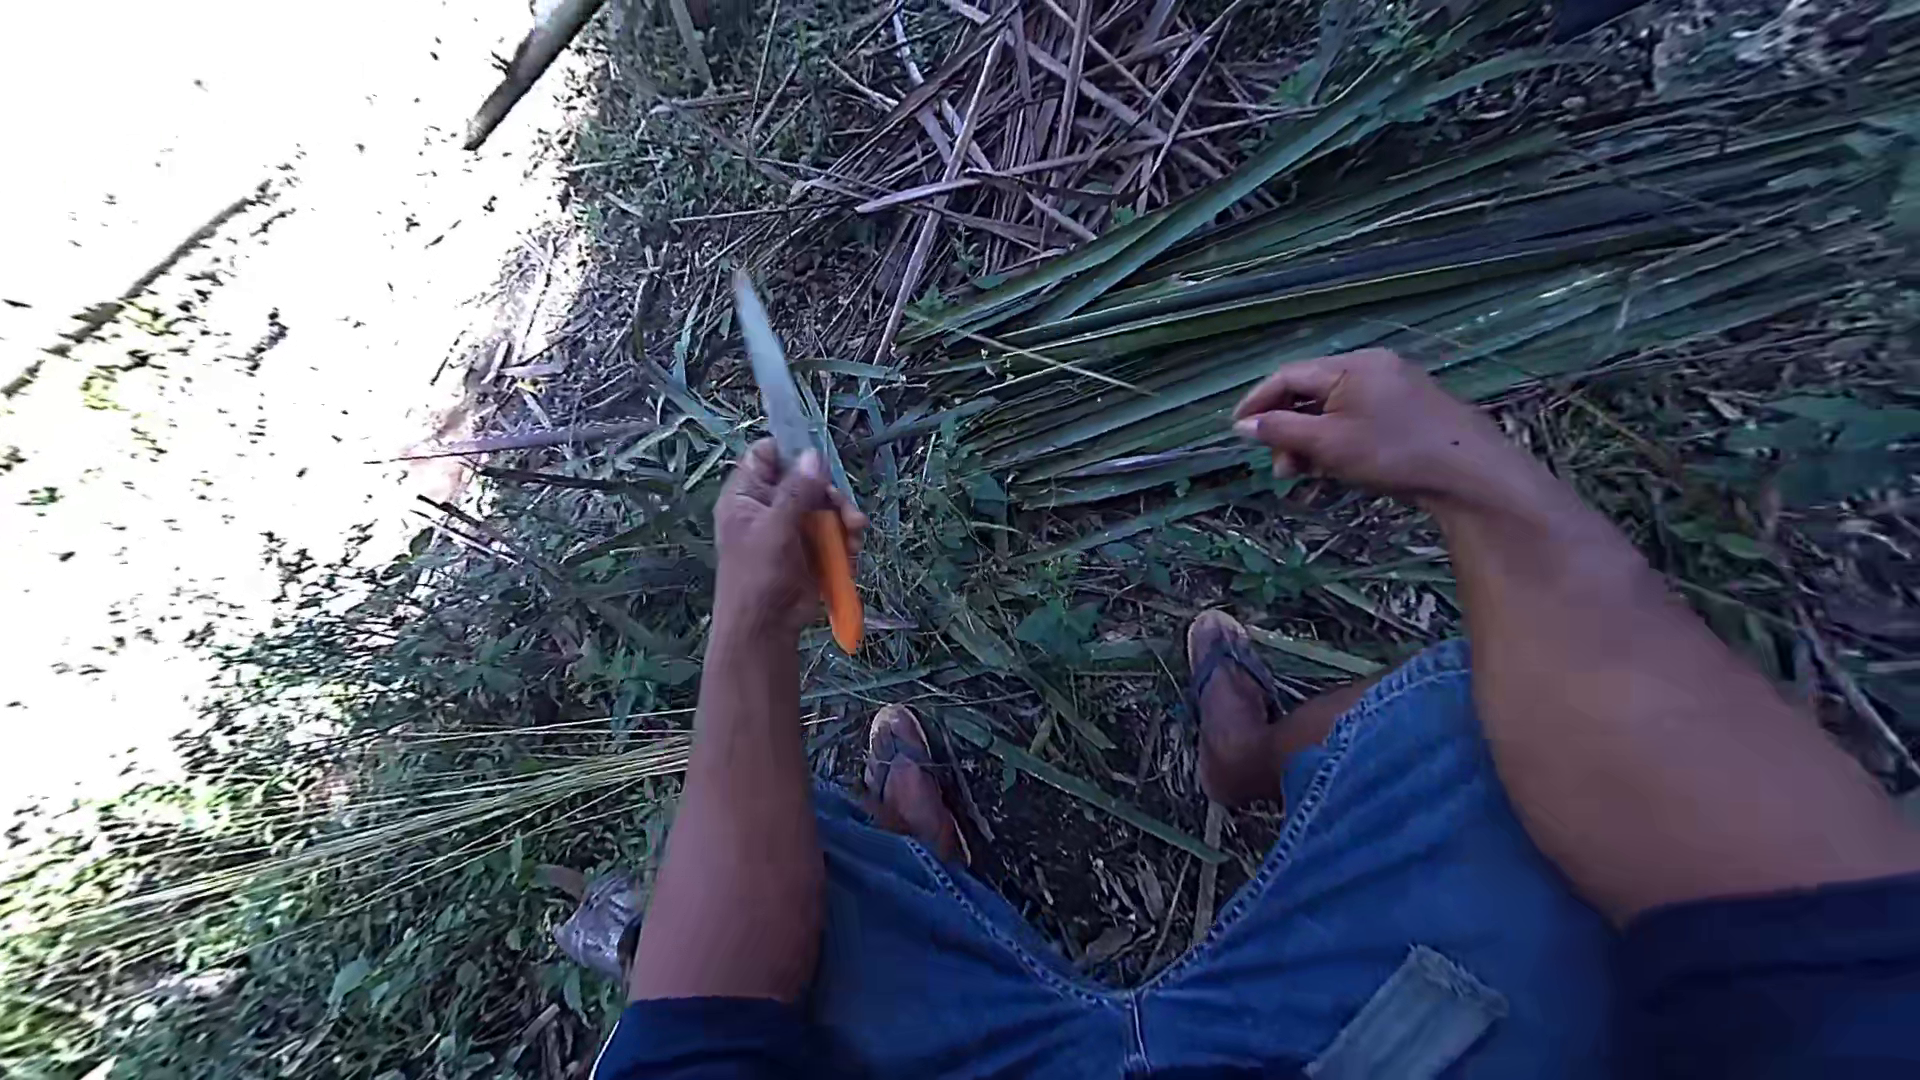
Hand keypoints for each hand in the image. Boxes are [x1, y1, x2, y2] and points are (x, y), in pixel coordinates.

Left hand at [713, 439, 867, 638]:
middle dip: (832, 498)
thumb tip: (814, 455)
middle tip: (848, 515)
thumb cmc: (759, 575)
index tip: (819, 462)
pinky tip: (851, 554)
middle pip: (807, 483)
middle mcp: (770, 507)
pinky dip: (844, 542)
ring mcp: (792, 529)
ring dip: (844, 522)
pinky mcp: (811, 549)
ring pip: (826, 509)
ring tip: (855, 539)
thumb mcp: (776, 528)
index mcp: (747, 496)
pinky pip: (833, 534)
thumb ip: (797, 491)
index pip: (767, 457)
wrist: (766, 628)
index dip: (792, 454)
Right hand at [1231, 349, 1537, 509]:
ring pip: (1329, 411)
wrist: (1469, 475)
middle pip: (1308, 394)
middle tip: (1280, 468)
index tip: (1236, 429)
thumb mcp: (1325, 443)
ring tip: (1304, 475)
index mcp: (1351, 366)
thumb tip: (1241, 425)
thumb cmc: (1391, 453)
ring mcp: (1391, 388)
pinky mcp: (1404, 410)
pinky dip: (1333, 443)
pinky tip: (1331, 470)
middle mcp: (1371, 368)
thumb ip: (1279, 430)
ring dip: (1307, 443)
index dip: (1256, 402)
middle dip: (1286, 431)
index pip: (1287, 376)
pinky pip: (1353, 420)